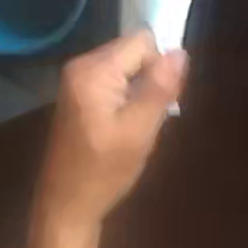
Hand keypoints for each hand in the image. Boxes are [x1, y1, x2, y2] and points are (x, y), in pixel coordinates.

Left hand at [34, 31, 188, 231]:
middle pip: (133, 50)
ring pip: (127, 66)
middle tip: (149, 117)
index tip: (161, 102)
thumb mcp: (139, 131)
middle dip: (150, 77)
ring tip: (137, 124)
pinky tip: (125, 126)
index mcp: (93, 70)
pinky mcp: (79, 93)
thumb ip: (160, 88)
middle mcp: (81, 66)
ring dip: (141, 89)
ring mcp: (76, 80)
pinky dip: (128, 97)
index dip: (160, 66)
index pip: (142, 41)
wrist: (67, 205)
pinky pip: (115, 79)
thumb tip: (180, 52)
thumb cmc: (104, 172)